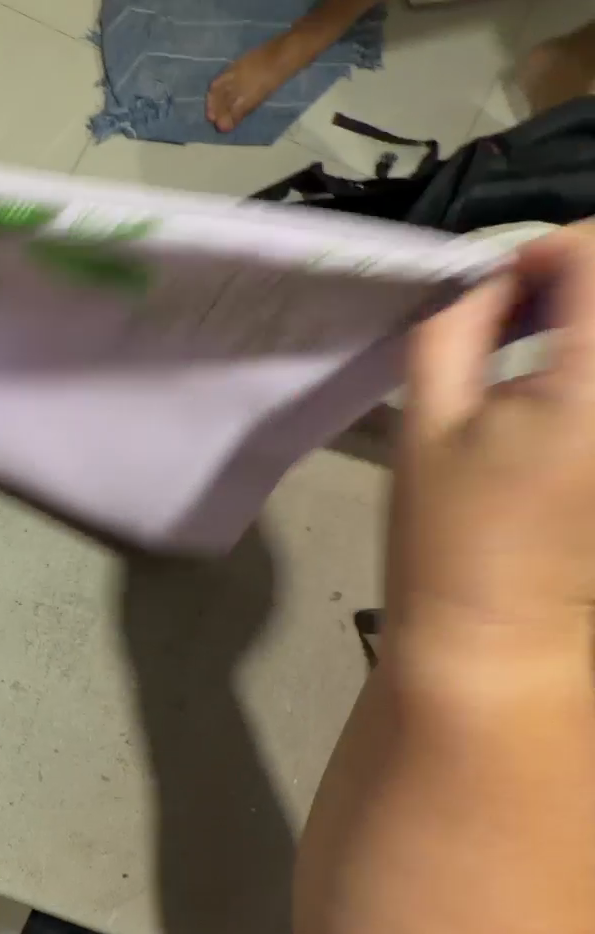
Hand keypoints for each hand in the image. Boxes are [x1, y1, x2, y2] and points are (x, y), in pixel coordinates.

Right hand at [389, 226, 594, 668]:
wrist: (500, 614)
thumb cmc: (446, 524)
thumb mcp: (425, 424)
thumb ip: (452, 335)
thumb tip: (489, 281)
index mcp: (592, 382)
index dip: (551, 249)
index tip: (500, 281)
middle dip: (581, 278)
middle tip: (519, 309)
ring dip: (589, 320)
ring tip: (540, 343)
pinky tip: (562, 384)